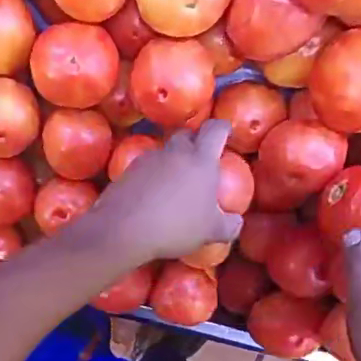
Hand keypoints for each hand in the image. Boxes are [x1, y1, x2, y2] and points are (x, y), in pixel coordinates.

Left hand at [82, 120, 243, 265]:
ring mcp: (148, 159)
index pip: (215, 130)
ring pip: (163, 151)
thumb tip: (236, 221)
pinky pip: (144, 167)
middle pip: (186, 134)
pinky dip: (151, 175)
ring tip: (174, 181)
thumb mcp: (210, 232)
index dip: (222, 128)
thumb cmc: (175, 226)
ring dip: (171, 160)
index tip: (225, 132)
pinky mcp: (127, 171)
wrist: (123, 229)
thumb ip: (229, 225)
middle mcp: (174, 152)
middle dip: (194, 141)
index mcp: (201, 159)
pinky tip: (151, 195)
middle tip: (199, 158)